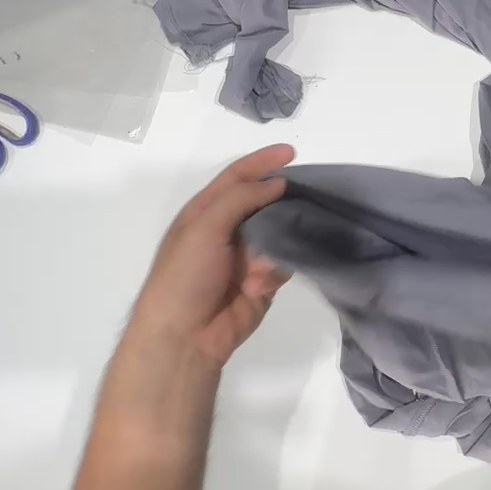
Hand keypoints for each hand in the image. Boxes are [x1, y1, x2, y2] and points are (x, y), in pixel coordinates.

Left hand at [128, 144, 294, 367]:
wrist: (185, 337)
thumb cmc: (184, 277)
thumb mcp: (204, 228)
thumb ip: (241, 199)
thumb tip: (278, 183)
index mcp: (206, 212)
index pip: (238, 177)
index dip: (263, 162)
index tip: (292, 152)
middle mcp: (228, 229)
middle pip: (265, 202)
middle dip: (282, 202)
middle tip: (305, 199)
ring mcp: (247, 255)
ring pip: (281, 232)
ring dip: (276, 243)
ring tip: (260, 263)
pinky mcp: (264, 280)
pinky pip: (285, 262)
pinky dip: (275, 270)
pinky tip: (259, 284)